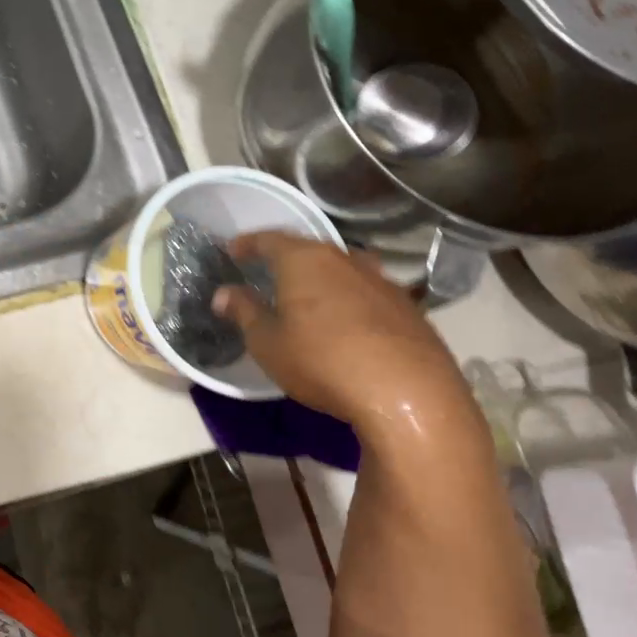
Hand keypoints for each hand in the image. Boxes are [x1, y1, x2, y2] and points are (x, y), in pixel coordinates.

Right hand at [214, 232, 471, 433]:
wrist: (410, 397)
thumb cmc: (322, 361)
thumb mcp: (266, 341)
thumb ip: (244, 311)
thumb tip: (224, 293)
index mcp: (306, 261)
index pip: (269, 239)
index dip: (247, 244)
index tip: (232, 252)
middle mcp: (346, 261)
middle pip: (310, 250)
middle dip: (287, 259)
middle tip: (268, 274)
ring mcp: (385, 284)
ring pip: (344, 270)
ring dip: (323, 279)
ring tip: (308, 298)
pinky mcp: (411, 311)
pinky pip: (369, 294)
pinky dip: (350, 300)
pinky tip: (345, 324)